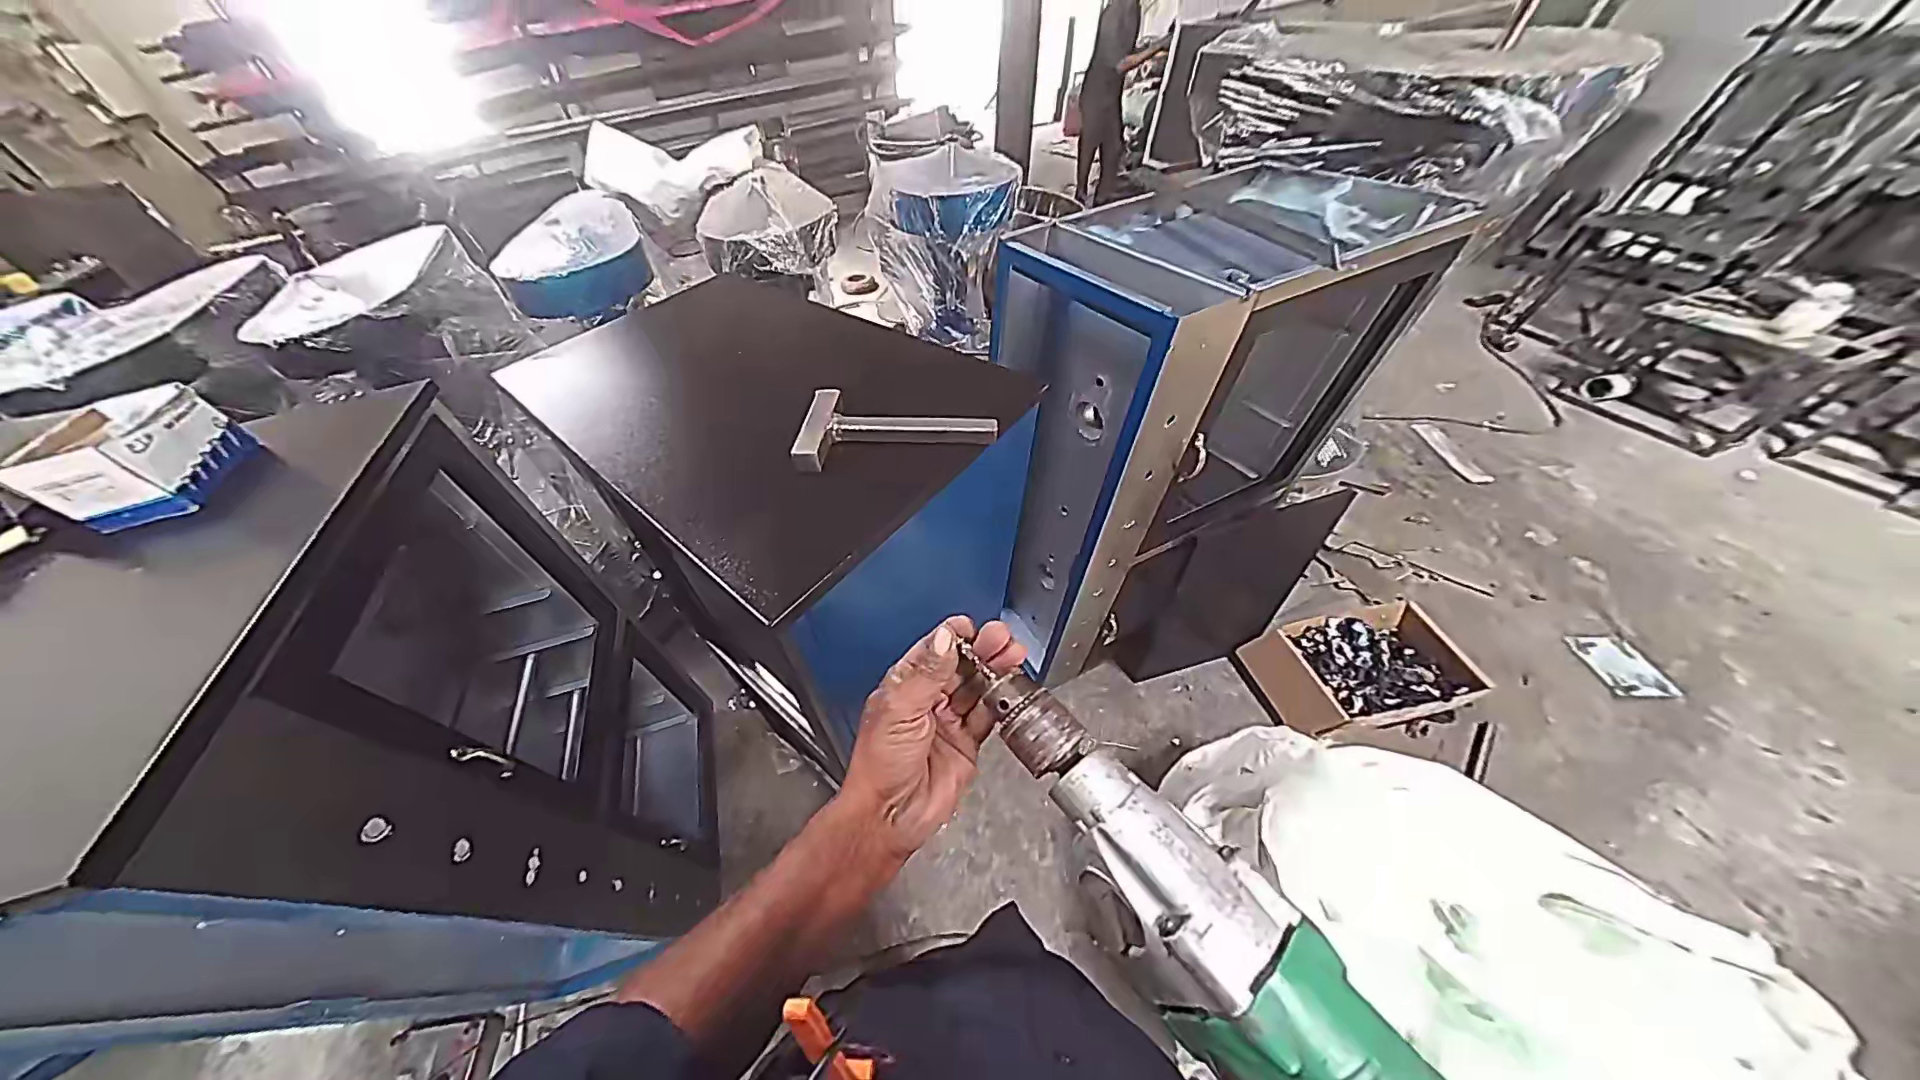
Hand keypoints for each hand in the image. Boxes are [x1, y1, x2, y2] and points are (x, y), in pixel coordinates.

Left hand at [837, 616, 1027, 859]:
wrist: (889, 816)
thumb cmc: (878, 766)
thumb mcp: (900, 710)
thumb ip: (927, 674)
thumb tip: (944, 639)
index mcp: (904, 686)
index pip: (933, 651)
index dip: (952, 636)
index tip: (971, 627)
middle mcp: (926, 700)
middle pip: (960, 666)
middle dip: (982, 649)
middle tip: (1001, 638)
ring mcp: (947, 721)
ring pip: (977, 687)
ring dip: (995, 671)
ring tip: (1013, 655)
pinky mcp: (965, 743)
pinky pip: (987, 716)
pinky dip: (1001, 703)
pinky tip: (1010, 690)